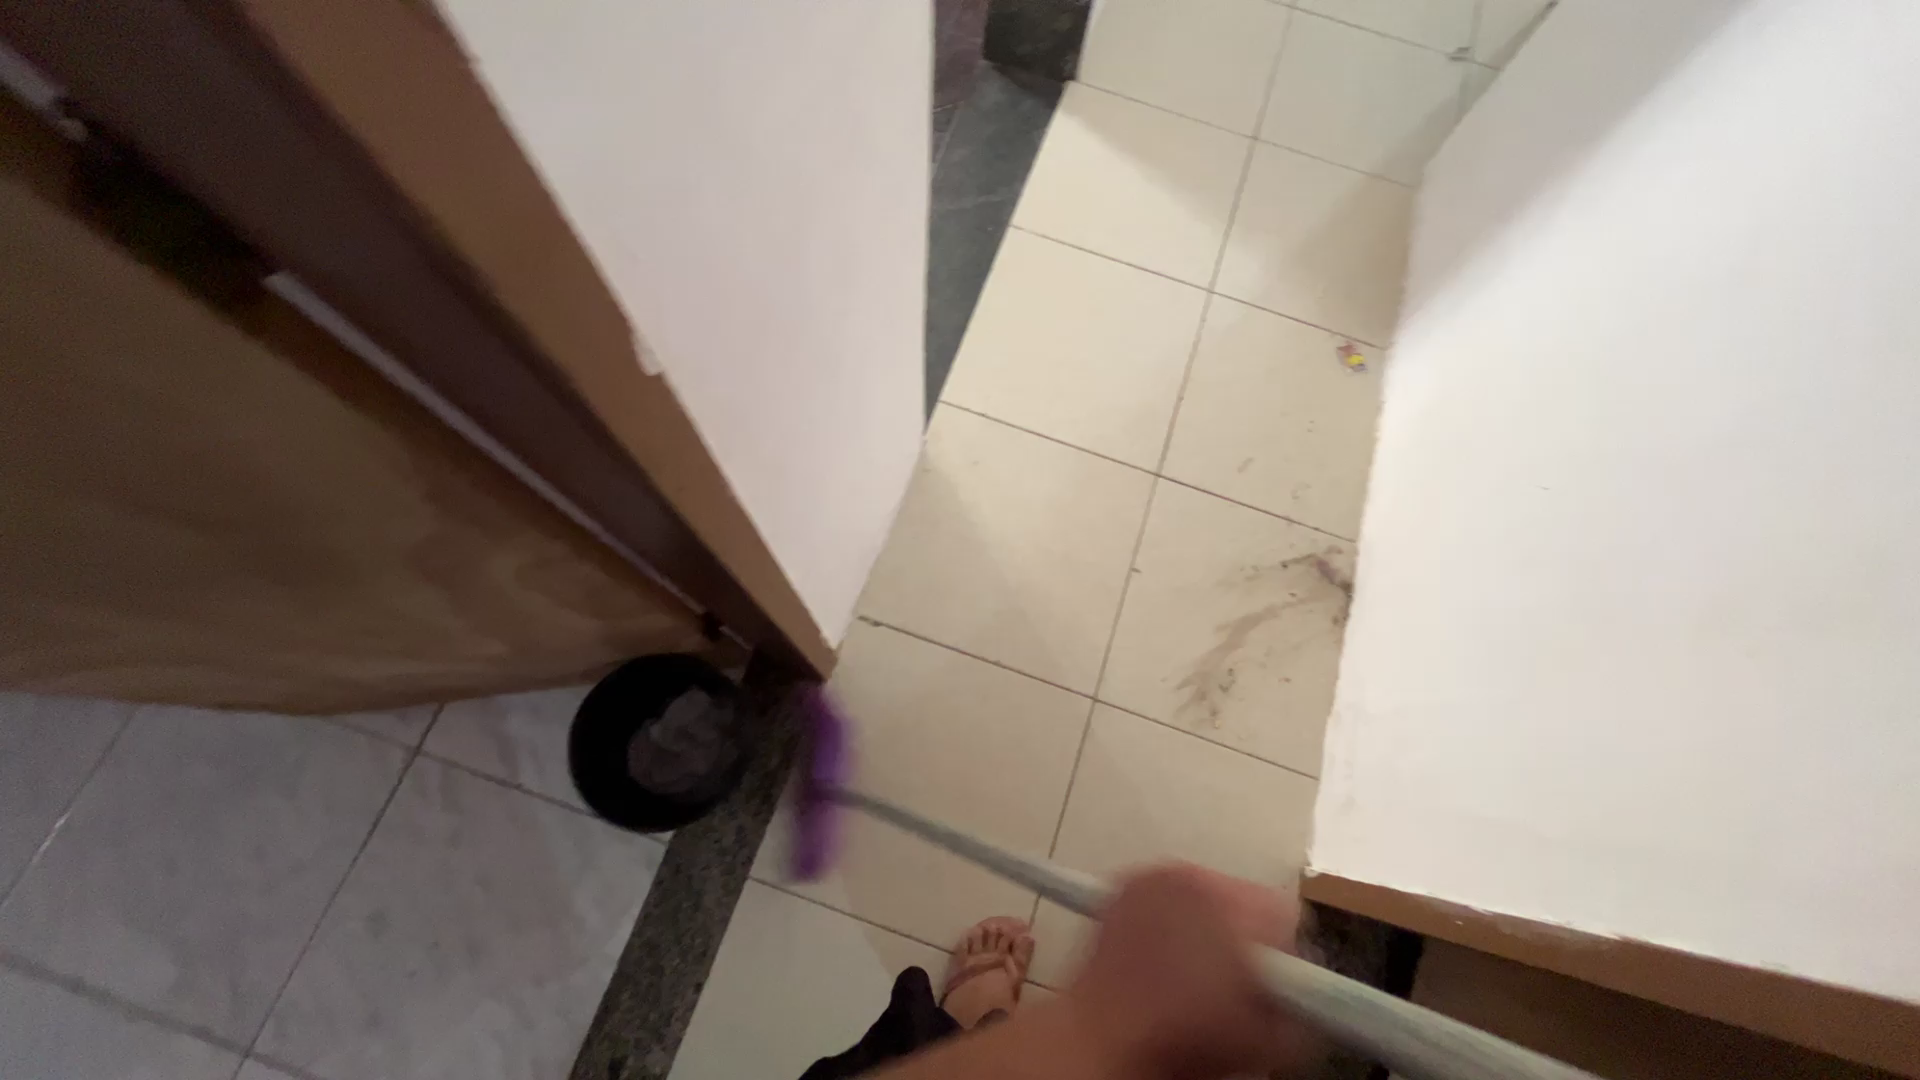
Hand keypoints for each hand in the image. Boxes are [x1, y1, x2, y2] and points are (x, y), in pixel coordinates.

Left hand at [1061, 863, 1314, 1079]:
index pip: (1286, 913)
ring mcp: (1155, 874)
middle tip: (1230, 980)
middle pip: (1243, 899)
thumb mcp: (1267, 1036)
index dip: (1285, 954)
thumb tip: (1305, 994)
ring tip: (1191, 969)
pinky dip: (1169, 915)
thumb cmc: (1186, 1034)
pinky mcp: (1123, 882)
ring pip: (1203, 893)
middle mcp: (1195, 875)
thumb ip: (1300, 1006)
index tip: (1274, 982)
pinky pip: (1164, 892)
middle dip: (1244, 935)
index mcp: (1236, 903)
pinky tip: (1161, 954)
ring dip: (1206, 922)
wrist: (1105, 1030)